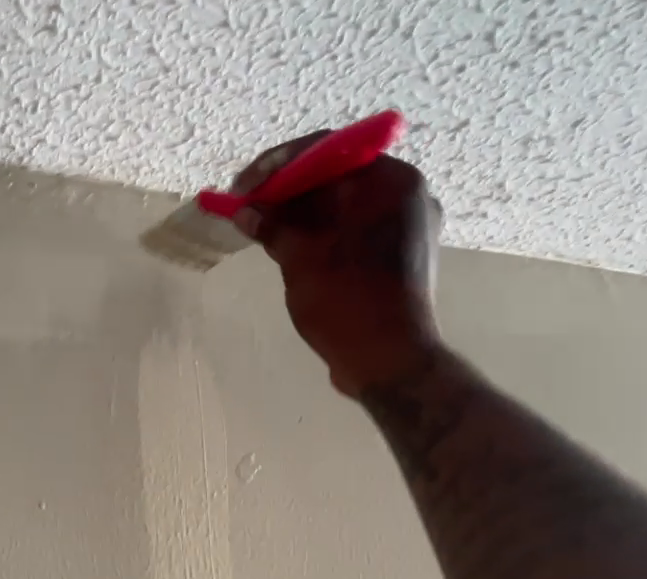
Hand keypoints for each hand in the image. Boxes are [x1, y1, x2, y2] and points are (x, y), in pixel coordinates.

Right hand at [230, 131, 445, 396]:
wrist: (387, 358)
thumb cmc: (346, 299)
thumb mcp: (300, 258)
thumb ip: (273, 225)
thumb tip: (245, 210)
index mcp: (390, 181)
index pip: (327, 151)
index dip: (277, 165)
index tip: (241, 187)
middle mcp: (405, 195)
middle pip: (336, 178)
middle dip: (287, 192)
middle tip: (247, 209)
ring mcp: (405, 228)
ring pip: (343, 207)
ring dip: (301, 215)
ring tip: (262, 231)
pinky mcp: (398, 258)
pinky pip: (353, 232)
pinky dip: (320, 235)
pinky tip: (291, 252)